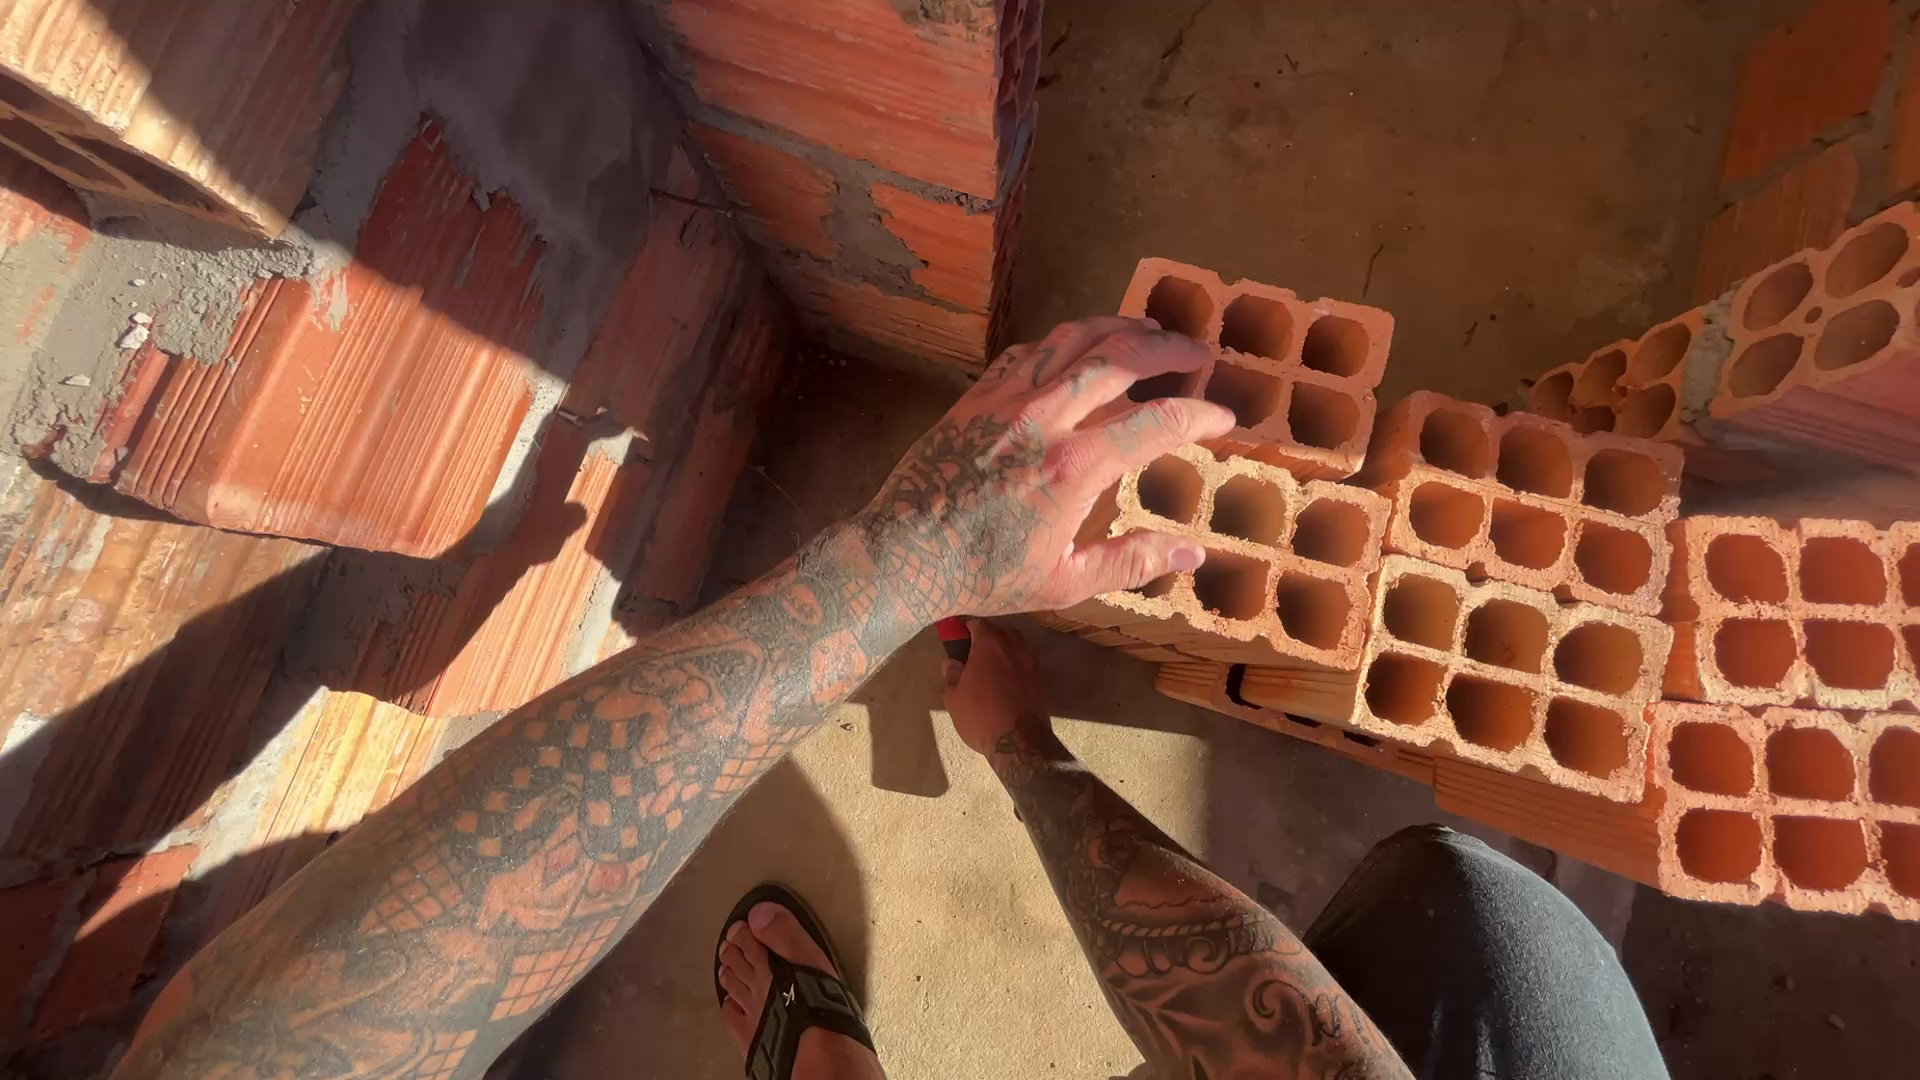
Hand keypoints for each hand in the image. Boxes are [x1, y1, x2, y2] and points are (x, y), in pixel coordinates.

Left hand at [857, 317, 1234, 621]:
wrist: (905, 552)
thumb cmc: (984, 574)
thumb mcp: (1065, 582)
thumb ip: (1132, 561)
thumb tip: (1193, 553)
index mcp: (1075, 465)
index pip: (1157, 421)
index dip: (1200, 414)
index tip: (1223, 417)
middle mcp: (1046, 418)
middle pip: (1120, 358)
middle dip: (1168, 348)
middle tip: (1197, 351)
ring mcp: (1007, 399)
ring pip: (1072, 339)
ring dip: (1117, 328)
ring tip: (1146, 331)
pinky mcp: (977, 396)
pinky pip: (1027, 351)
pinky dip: (1062, 342)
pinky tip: (1074, 349)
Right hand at [942, 619, 1047, 755]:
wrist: (1019, 740)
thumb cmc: (980, 715)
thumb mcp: (954, 698)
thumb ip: (951, 675)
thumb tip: (951, 663)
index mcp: (989, 644)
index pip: (978, 624)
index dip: (967, 627)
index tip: (960, 636)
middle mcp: (1013, 646)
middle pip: (1001, 631)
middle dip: (990, 636)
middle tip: (977, 651)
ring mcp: (1030, 661)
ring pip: (1017, 645)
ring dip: (1006, 649)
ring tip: (994, 665)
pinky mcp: (1041, 678)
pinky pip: (1027, 662)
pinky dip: (1017, 664)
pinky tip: (1009, 679)